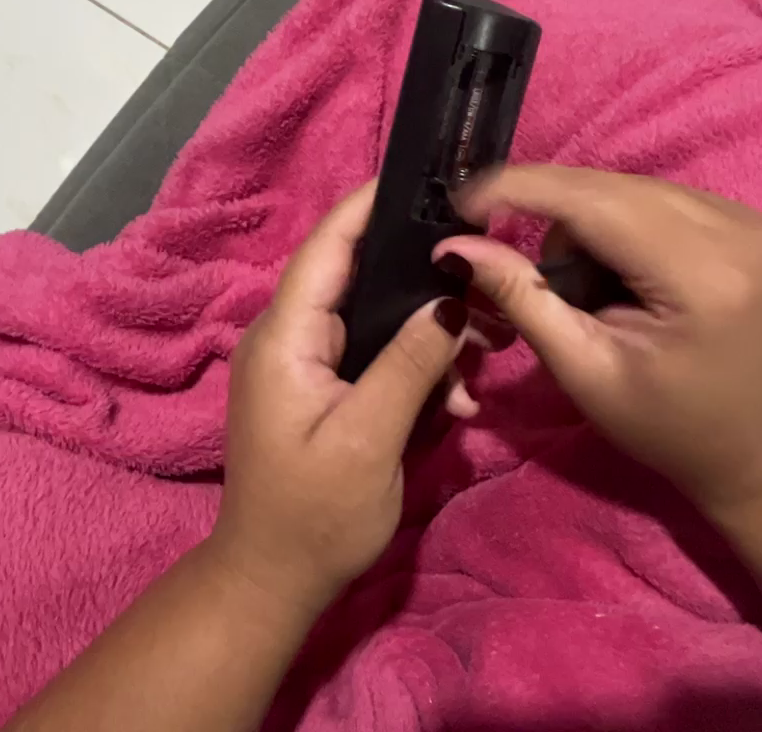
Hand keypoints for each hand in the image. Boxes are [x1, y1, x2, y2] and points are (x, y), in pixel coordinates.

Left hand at [210, 182, 468, 610]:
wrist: (273, 581)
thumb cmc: (314, 515)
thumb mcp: (369, 438)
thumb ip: (409, 363)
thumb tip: (450, 299)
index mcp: (286, 337)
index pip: (326, 248)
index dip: (366, 207)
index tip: (418, 180)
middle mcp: (288, 336)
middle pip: (356, 276)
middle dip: (421, 275)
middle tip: (485, 277)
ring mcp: (303, 361)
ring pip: (373, 317)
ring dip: (428, 330)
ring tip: (488, 351)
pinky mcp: (320, 385)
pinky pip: (373, 353)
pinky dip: (415, 364)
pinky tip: (457, 396)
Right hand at [440, 165, 761, 513]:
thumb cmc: (668, 428)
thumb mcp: (584, 371)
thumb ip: (521, 298)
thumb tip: (454, 246)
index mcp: (703, 276)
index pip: (595, 202)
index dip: (522, 188)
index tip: (463, 200)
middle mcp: (738, 230)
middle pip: (611, 187)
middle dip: (552, 214)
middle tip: (527, 267)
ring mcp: (750, 220)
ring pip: (629, 187)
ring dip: (585, 221)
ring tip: (587, 288)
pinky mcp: (749, 220)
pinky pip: (656, 197)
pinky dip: (618, 222)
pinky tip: (619, 273)